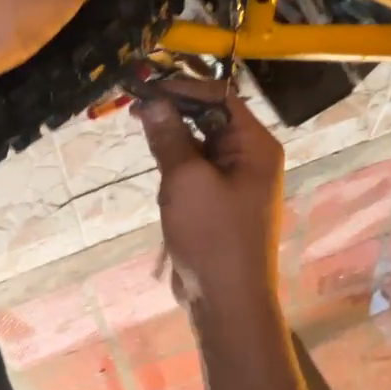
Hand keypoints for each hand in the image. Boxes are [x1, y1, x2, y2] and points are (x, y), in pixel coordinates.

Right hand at [135, 79, 286, 302]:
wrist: (227, 301)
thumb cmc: (212, 235)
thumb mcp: (185, 179)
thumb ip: (168, 136)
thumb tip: (152, 100)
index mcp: (255, 146)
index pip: (219, 97)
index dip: (182, 88)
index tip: (144, 88)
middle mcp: (249, 157)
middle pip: (208, 117)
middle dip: (173, 113)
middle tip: (134, 109)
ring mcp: (234, 180)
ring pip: (196, 143)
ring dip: (170, 142)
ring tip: (144, 140)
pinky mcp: (217, 200)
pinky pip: (193, 168)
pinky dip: (173, 165)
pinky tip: (158, 176)